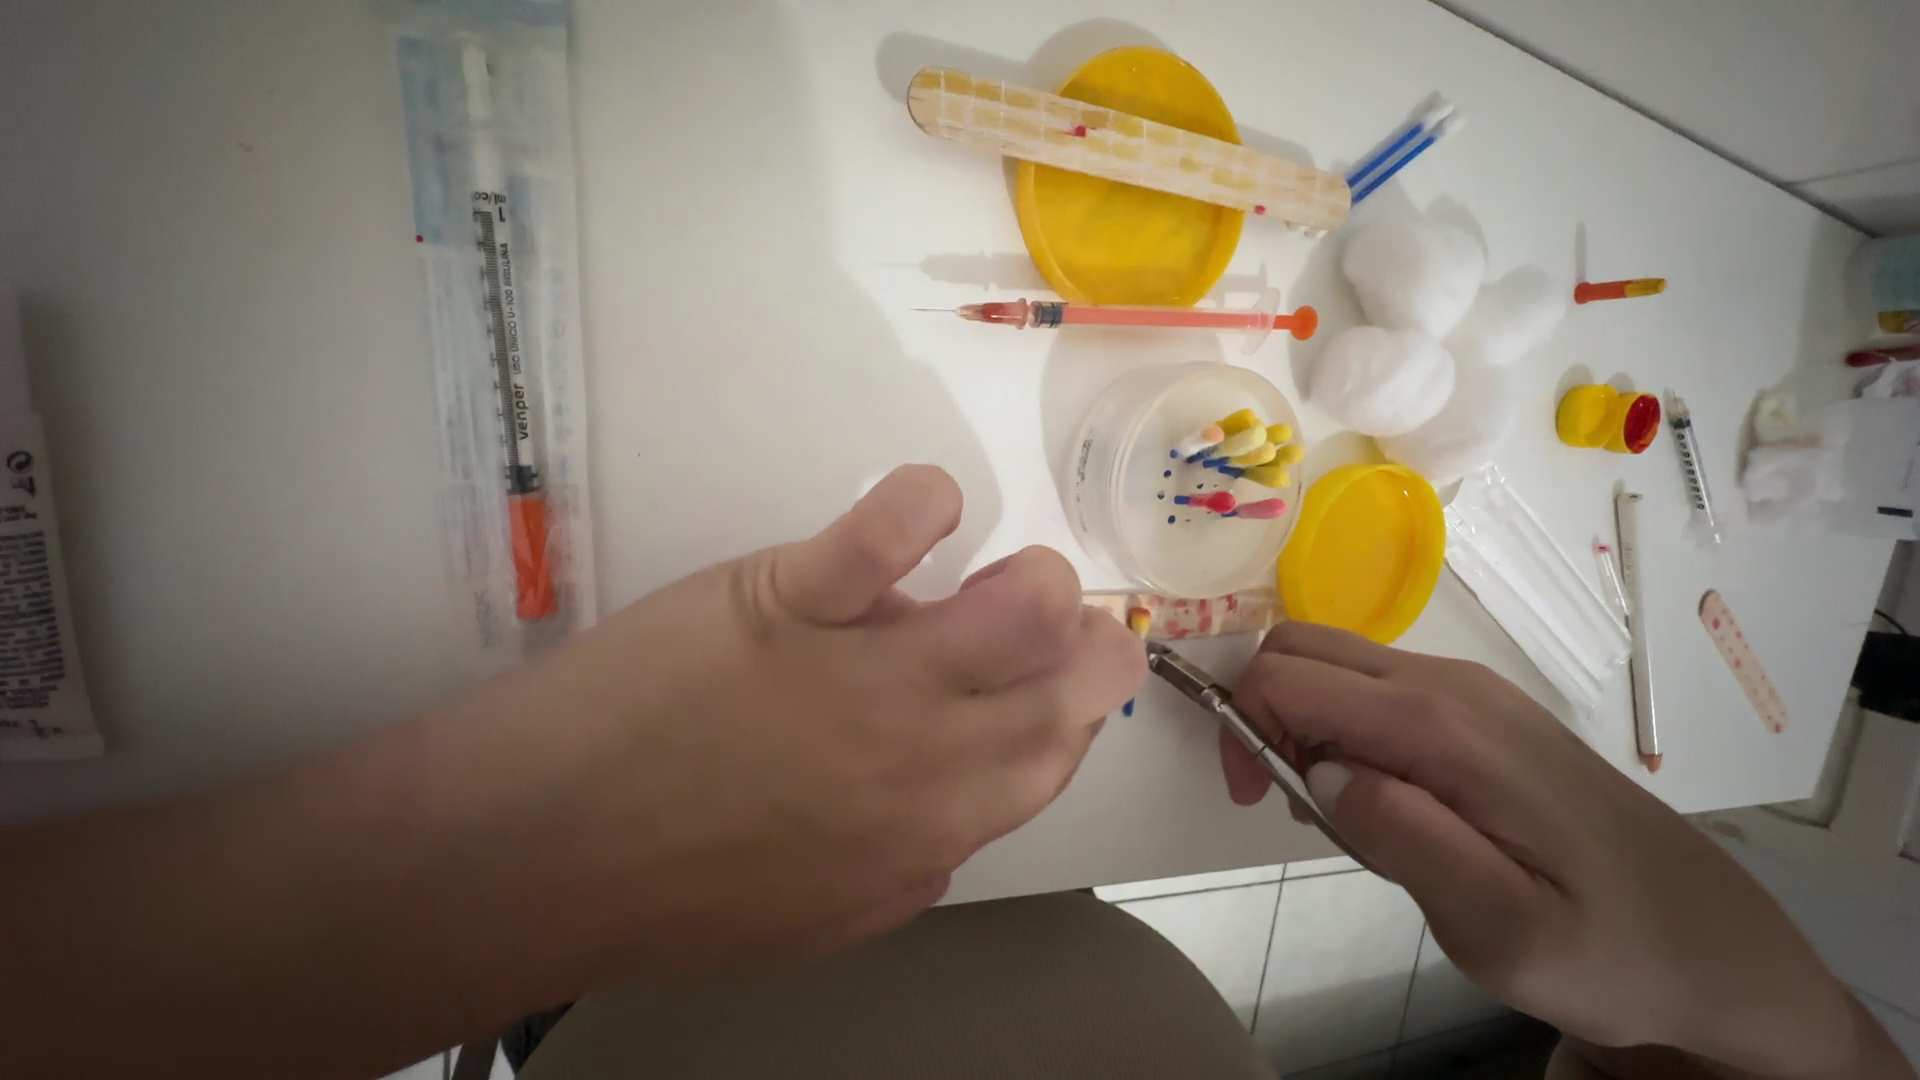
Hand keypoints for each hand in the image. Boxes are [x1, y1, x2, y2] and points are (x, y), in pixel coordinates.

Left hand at [428, 465, 1142, 991]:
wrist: (544, 853)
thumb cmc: (685, 888)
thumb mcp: (833, 908)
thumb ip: (919, 859)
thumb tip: (960, 796)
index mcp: (943, 827)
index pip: (1064, 746)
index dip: (1080, 696)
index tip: (1063, 665)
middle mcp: (931, 753)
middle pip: (1074, 676)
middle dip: (1087, 632)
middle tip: (1047, 608)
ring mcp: (866, 673)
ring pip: (1018, 605)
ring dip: (1033, 575)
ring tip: (992, 564)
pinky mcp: (791, 600)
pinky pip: (885, 532)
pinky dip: (922, 502)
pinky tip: (924, 504)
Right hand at [1220, 623, 1904, 1079]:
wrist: (1716, 946)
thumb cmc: (1606, 949)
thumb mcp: (1503, 931)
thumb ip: (1403, 840)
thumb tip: (1320, 772)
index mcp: (1440, 725)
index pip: (1287, 678)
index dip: (1244, 727)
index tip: (1254, 795)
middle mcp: (1445, 682)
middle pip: (1299, 648)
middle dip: (1262, 712)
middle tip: (1287, 795)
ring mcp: (1465, 687)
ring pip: (1331, 662)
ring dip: (1300, 721)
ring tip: (1341, 808)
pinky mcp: (1475, 704)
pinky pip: (1369, 685)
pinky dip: (1337, 723)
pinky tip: (1379, 793)